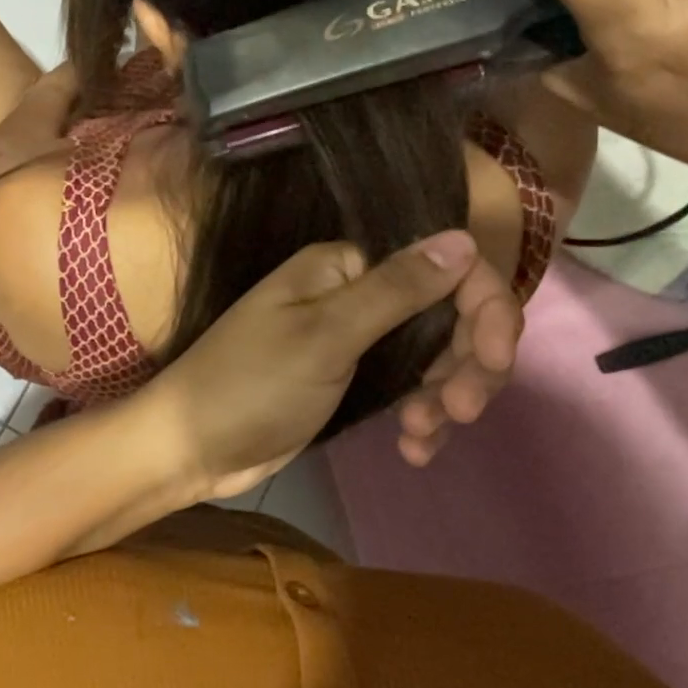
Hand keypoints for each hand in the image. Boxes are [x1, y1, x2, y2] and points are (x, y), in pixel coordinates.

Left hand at [137, 230, 480, 499]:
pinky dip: (421, 418)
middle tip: (460, 410)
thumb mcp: (325, 337)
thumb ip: (395, 290)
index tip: (496, 359)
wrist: (191, 448)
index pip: (441, 265)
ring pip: (434, 356)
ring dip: (444, 395)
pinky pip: (407, 389)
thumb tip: (461, 237)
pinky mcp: (346, 382)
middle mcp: (349, 295)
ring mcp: (349, 340)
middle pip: (447, 314)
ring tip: (423, 432)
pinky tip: (414, 449)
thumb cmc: (250, 386)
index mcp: (341, 268)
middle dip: (468, 362)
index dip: (483, 308)